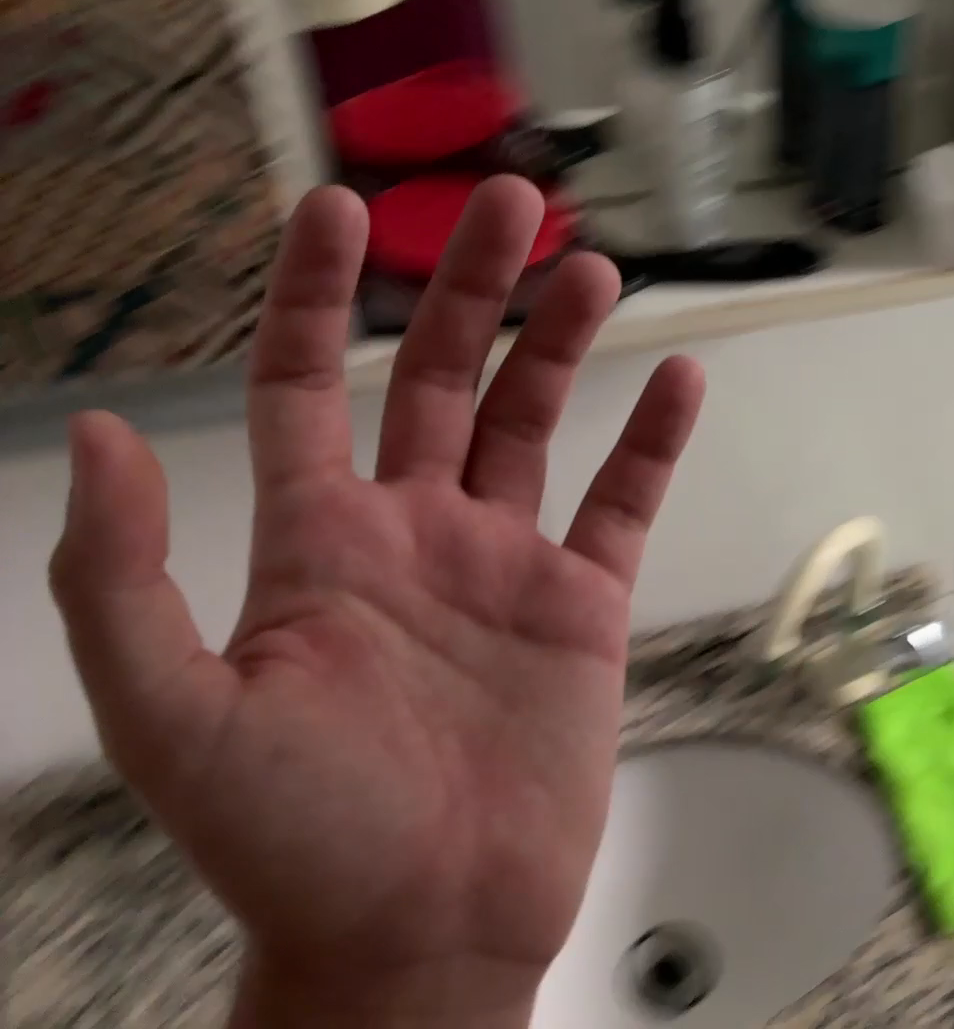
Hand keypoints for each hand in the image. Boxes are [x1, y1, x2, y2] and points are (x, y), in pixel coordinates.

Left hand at [49, 177, 705, 1024]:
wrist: (432, 918)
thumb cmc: (297, 834)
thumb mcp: (177, 715)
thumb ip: (128, 578)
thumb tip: (104, 431)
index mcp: (320, 541)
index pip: (314, 387)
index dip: (322, 296)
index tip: (346, 209)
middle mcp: (421, 530)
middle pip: (448, 380)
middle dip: (475, 289)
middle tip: (514, 205)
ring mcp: (513, 561)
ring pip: (544, 426)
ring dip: (568, 346)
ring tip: (599, 271)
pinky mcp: (587, 599)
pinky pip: (626, 502)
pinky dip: (653, 442)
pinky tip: (681, 384)